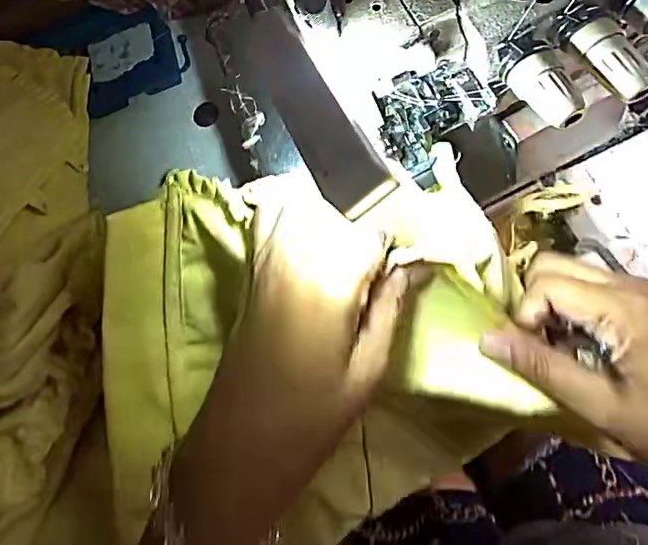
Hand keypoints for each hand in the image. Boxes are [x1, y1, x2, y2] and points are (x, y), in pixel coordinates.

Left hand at [164, 179, 414, 544]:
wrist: (236, 447)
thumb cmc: (308, 421)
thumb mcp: (366, 374)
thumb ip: (390, 309)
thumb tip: (411, 268)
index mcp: (329, 278)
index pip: (375, 234)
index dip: (394, 252)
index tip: (401, 271)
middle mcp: (296, 250)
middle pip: (343, 212)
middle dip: (365, 234)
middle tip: (374, 271)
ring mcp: (267, 251)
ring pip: (308, 200)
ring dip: (331, 217)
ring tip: (343, 254)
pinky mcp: (251, 261)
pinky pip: (273, 211)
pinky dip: (292, 209)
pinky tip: (309, 237)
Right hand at [480, 254, 647, 544]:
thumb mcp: (605, 410)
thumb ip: (543, 369)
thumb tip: (487, 339)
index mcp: (623, 304)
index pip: (546, 281)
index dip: (525, 317)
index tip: (533, 359)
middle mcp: (631, 281)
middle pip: (555, 264)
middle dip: (535, 303)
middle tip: (545, 352)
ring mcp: (643, 287)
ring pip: (573, 271)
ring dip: (556, 305)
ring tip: (566, 354)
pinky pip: (595, 286)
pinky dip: (577, 308)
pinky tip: (589, 349)